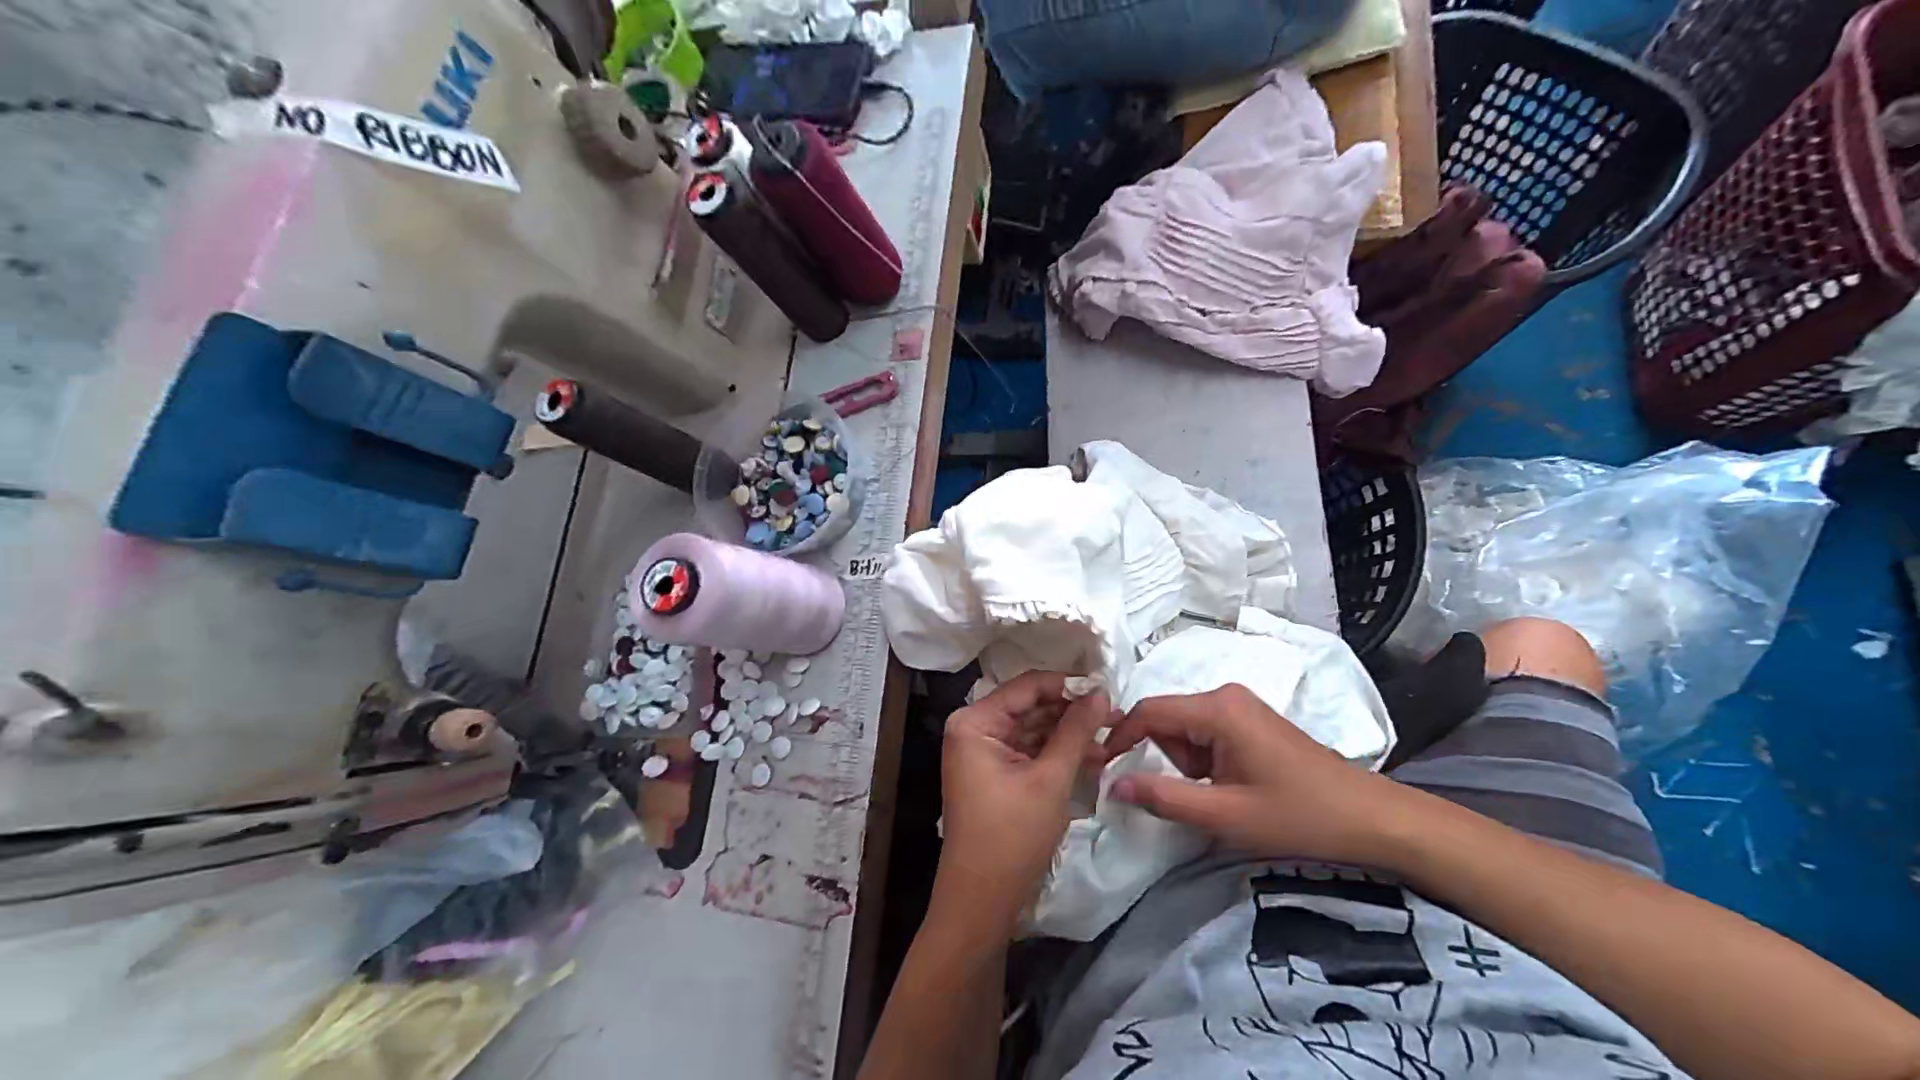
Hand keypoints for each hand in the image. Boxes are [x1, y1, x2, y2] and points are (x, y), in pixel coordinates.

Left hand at [937, 671, 1109, 930]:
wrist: (982, 900)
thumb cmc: (1012, 836)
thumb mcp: (1050, 779)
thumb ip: (1075, 731)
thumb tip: (1101, 693)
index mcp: (974, 722)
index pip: (1027, 687)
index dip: (1068, 685)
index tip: (1109, 690)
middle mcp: (974, 729)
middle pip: (1030, 706)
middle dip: (1073, 711)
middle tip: (1118, 716)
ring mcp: (983, 752)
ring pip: (1034, 729)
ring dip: (1070, 733)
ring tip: (1114, 736)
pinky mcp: (995, 773)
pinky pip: (1030, 751)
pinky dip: (1058, 753)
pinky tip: (1095, 756)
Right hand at [1103, 683, 1416, 866]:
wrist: (1369, 819)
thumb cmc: (1297, 816)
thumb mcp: (1224, 814)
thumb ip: (1163, 797)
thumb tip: (1113, 784)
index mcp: (1217, 708)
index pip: (1148, 711)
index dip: (1121, 738)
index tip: (1103, 769)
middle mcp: (1224, 694)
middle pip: (1166, 720)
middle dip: (1170, 760)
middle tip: (1201, 796)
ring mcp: (1240, 705)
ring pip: (1185, 729)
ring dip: (1190, 764)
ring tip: (1225, 795)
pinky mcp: (1250, 719)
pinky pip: (1206, 733)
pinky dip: (1206, 761)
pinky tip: (1235, 785)